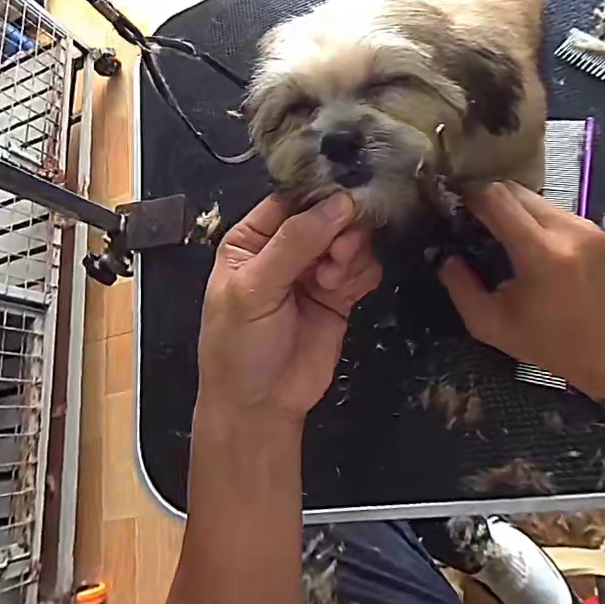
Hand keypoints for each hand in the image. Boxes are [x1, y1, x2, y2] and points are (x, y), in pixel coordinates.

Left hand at [199, 192, 382, 420]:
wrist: (261, 406)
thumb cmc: (239, 346)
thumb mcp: (254, 290)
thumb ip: (295, 243)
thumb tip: (341, 203)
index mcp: (254, 237)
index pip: (293, 199)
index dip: (321, 197)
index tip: (346, 202)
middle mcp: (287, 248)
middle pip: (330, 215)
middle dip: (340, 230)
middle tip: (338, 255)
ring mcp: (316, 270)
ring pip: (352, 238)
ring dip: (351, 254)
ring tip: (332, 281)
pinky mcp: (341, 293)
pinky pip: (365, 267)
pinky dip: (362, 273)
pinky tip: (345, 292)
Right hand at [438, 182, 604, 398]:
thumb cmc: (556, 347)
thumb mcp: (494, 326)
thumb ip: (461, 288)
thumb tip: (446, 258)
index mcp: (541, 253)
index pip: (495, 197)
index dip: (468, 196)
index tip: (452, 210)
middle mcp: (566, 229)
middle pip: (512, 188)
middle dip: (485, 199)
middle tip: (468, 222)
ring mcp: (584, 225)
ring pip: (532, 195)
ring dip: (508, 207)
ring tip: (493, 235)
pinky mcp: (593, 229)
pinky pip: (549, 209)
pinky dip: (528, 217)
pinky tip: (521, 244)